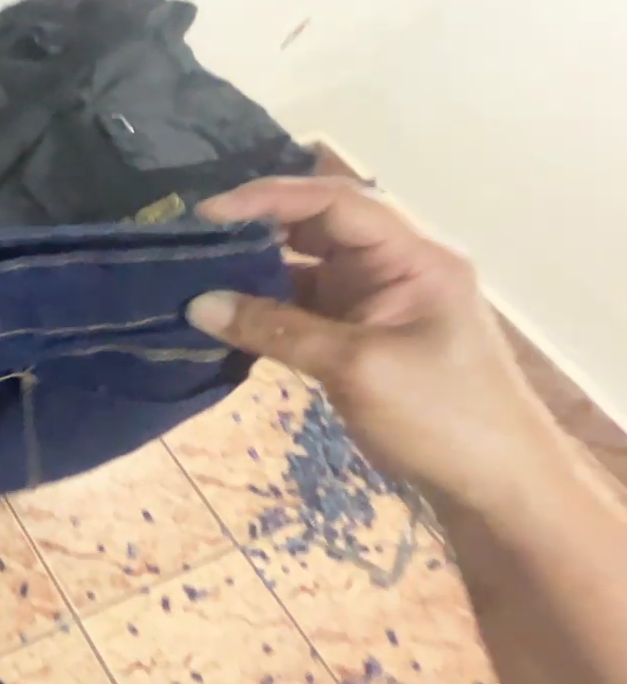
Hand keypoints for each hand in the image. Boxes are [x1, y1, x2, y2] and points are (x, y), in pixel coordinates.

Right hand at [186, 177, 563, 504]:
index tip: (206, 214)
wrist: (491, 485)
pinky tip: (217, 309)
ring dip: (248, 264)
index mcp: (413, 259)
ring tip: (191, 268)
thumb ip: (274, 329)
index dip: (269, 198)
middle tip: (191, 234)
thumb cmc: (441, 416)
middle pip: (315, 224)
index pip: (335, 204)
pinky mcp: (350, 330)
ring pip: (298, 263)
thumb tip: (195, 304)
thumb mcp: (354, 367)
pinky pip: (293, 301)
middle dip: (253, 223)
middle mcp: (391, 268)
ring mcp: (370, 299)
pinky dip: (254, 301)